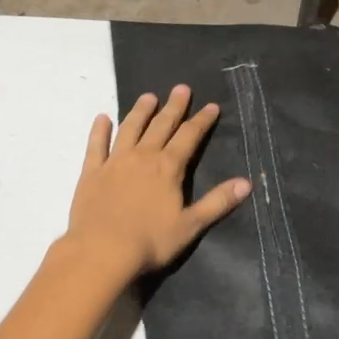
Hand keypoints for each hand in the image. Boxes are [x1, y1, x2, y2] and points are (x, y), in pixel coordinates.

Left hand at [64, 84, 251, 279]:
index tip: (211, 106)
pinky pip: (96, 145)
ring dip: (140, 111)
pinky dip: (99, 130)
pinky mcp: (91, 172)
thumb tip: (246, 183)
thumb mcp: (191, 225)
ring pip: (130, 129)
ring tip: (148, 97)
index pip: (189, 137)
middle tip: (181, 88)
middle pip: (161, 126)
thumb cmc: (151, 241)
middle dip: (174, 107)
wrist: (103, 250)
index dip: (202, 121)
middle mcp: (142, 156)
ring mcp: (114, 162)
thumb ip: (217, 202)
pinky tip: (102, 118)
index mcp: (168, 168)